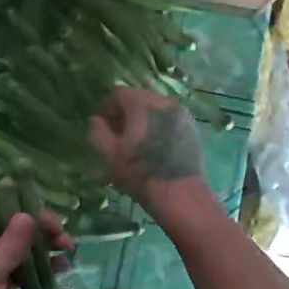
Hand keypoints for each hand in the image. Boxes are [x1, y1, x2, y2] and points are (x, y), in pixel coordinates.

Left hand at [0, 191, 72, 288]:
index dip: (12, 192)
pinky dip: (38, 266)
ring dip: (42, 245)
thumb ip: (9, 244)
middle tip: (62, 235)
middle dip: (37, 224)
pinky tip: (60, 268)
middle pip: (9, 222)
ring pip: (18, 246)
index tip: (41, 199)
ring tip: (68, 250)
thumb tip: (29, 214)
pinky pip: (20, 268)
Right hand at [88, 89, 208, 217]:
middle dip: (125, 114)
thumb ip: (98, 132)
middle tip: (116, 134)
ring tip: (136, 142)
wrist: (180, 194)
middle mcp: (165, 102)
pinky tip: (154, 148)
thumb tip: (96, 120)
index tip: (101, 125)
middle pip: (139, 99)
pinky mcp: (192, 129)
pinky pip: (169, 121)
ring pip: (155, 110)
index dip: (106, 108)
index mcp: (143, 104)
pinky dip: (158, 128)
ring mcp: (182, 115)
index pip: (118, 94)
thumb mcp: (109, 155)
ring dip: (142, 121)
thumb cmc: (140, 173)